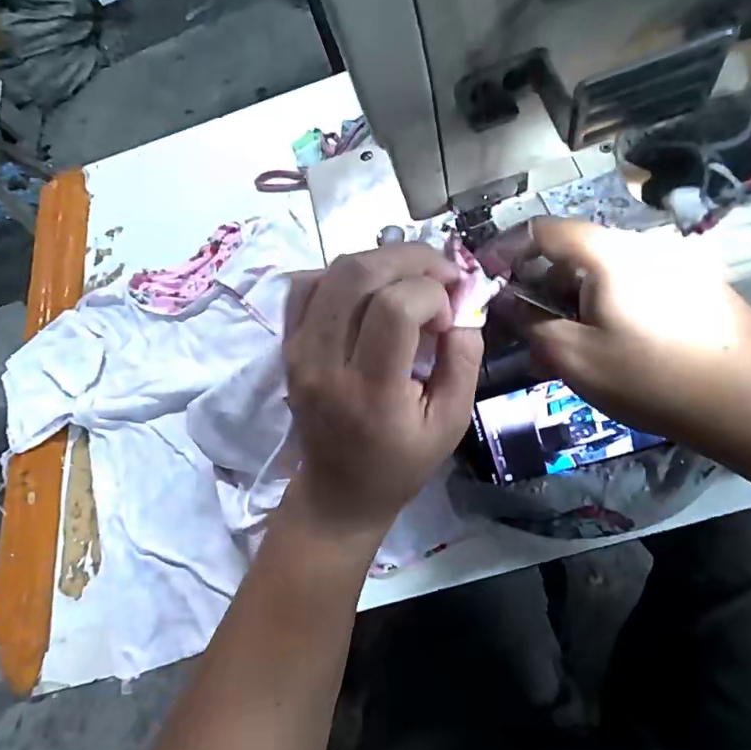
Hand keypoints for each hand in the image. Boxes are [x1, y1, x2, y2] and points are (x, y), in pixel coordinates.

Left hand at [283, 244, 483, 537]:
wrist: (339, 491)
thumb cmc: (401, 463)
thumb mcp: (450, 423)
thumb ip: (463, 361)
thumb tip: (462, 306)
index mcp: (370, 390)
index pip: (395, 308)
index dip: (432, 294)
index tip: (449, 316)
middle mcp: (324, 362)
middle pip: (358, 274)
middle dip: (410, 258)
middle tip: (441, 272)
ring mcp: (298, 350)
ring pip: (332, 270)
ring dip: (380, 260)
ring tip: (411, 276)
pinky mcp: (288, 344)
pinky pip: (306, 284)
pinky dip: (343, 274)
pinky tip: (371, 289)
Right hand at [497, 218, 750, 460]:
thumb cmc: (653, 379)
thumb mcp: (574, 358)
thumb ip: (528, 323)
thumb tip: (503, 300)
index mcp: (609, 251)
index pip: (542, 229)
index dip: (505, 249)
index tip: (485, 279)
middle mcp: (644, 243)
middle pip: (575, 250)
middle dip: (541, 283)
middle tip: (528, 326)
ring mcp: (677, 261)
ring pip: (606, 270)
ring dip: (575, 298)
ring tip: (572, 344)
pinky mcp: (698, 285)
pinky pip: (636, 284)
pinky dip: (609, 304)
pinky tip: (616, 345)